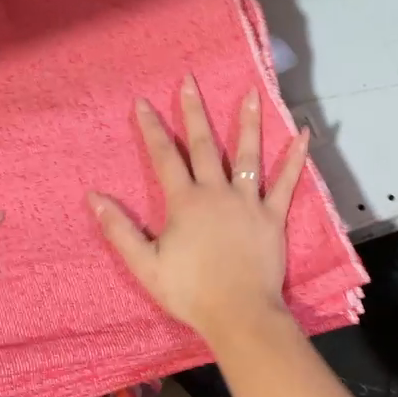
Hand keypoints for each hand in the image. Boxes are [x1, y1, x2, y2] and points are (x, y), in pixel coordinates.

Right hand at [89, 74, 310, 346]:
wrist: (239, 314)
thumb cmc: (189, 291)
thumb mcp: (145, 263)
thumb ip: (119, 229)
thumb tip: (94, 197)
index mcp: (185, 202)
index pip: (165, 156)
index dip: (152, 129)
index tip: (143, 103)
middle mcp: (216, 193)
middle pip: (205, 145)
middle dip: (194, 112)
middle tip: (190, 81)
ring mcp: (248, 203)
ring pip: (248, 155)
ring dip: (248, 122)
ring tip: (251, 92)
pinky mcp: (272, 217)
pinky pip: (286, 183)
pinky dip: (295, 158)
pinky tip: (303, 134)